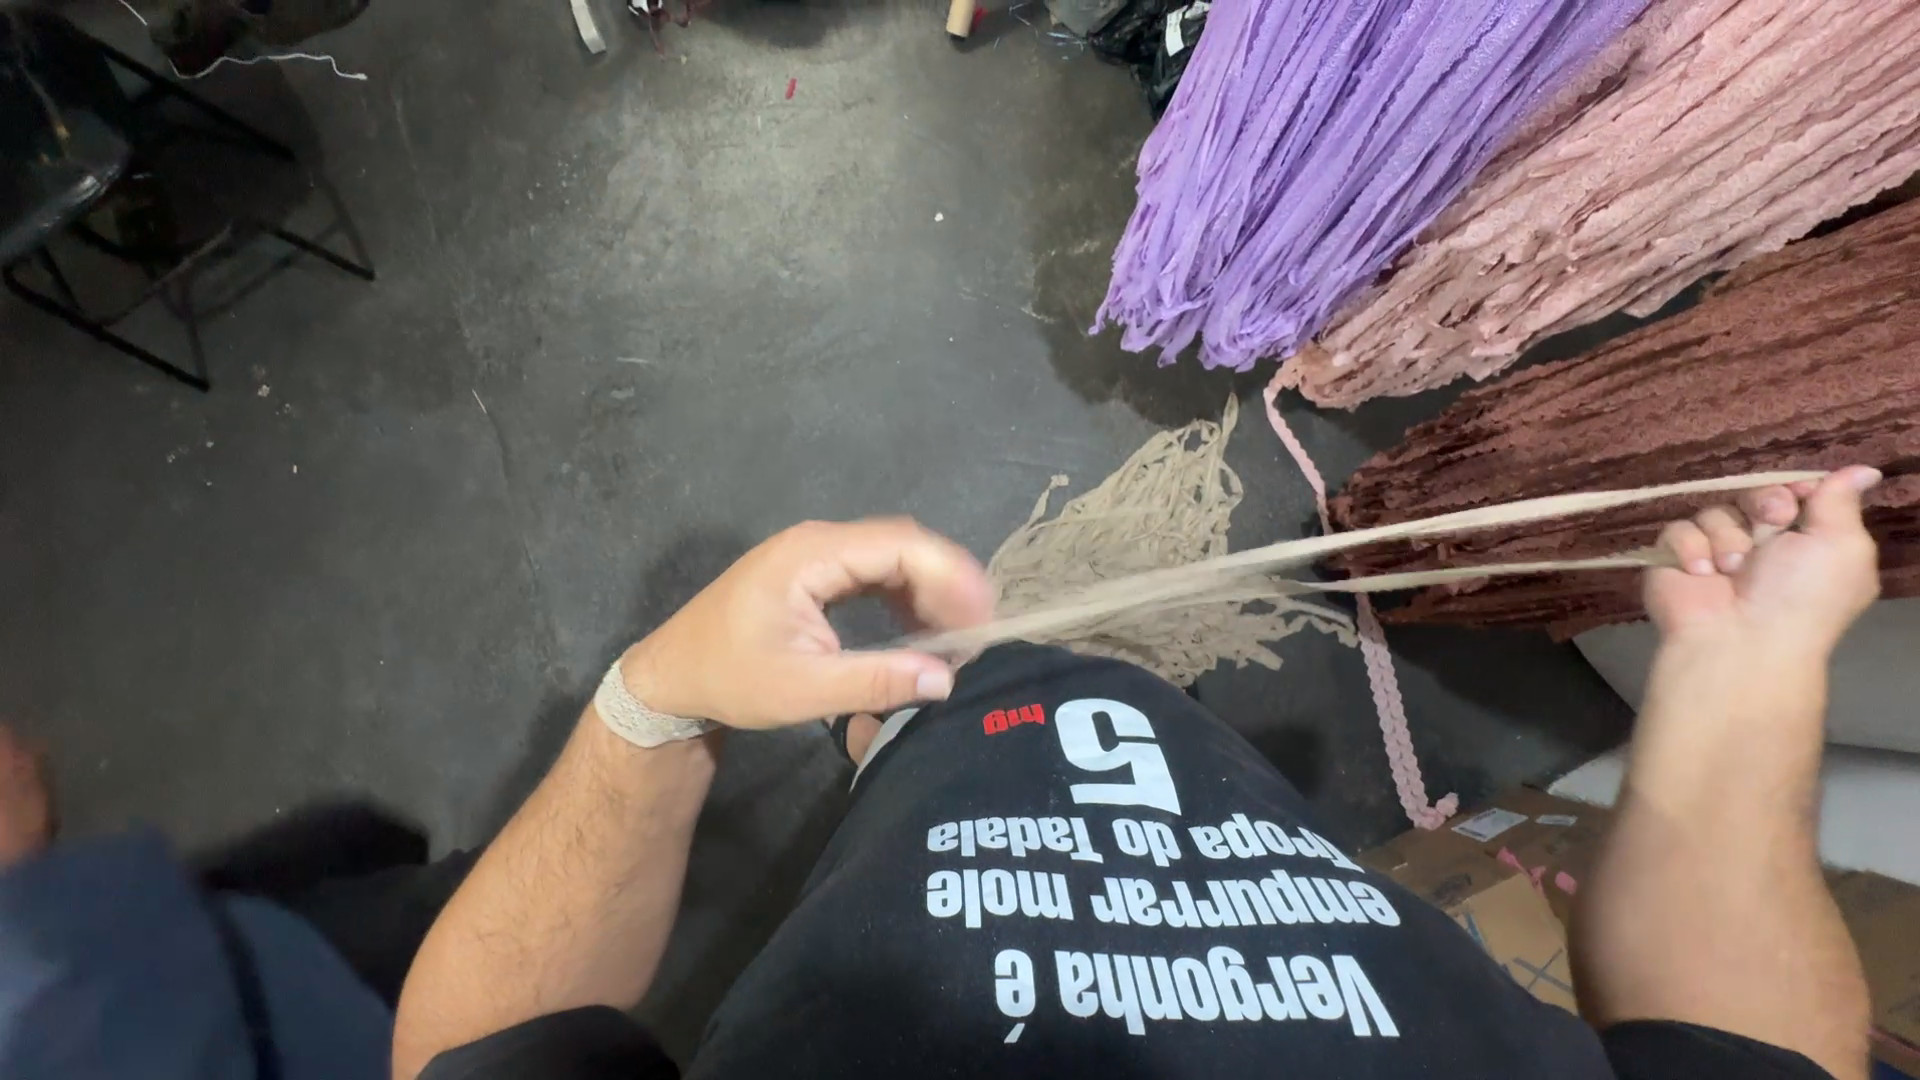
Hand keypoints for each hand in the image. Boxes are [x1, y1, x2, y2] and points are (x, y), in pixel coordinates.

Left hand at [618, 519, 994, 729]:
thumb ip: (876, 681)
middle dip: (946, 585)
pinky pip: (874, 573)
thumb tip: (945, 679)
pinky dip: (904, 597)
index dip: (950, 575)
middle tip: (978, 632)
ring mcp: (817, 554)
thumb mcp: (803, 689)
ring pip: (892, 558)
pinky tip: (920, 629)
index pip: (900, 546)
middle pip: (901, 546)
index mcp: (812, 555)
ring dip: (928, 592)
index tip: (984, 614)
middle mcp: (819, 541)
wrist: (672, 675)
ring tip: (957, 634)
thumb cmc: (730, 678)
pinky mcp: (817, 573)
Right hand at [1644, 466, 1881, 654]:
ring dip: (1725, 538)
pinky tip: (1701, 572)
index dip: (1793, 489)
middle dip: (1761, 505)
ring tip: (1730, 569)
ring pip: (1712, 512)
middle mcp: (1759, 541)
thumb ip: (1841, 504)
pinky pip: (1676, 530)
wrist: (1738, 634)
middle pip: (1752, 494)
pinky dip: (1689, 549)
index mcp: (1805, 539)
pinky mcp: (1672, 556)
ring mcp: (1713, 548)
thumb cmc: (1802, 594)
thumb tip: (1865, 469)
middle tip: (1769, 526)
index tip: (1798, 500)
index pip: (1794, 493)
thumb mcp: (1840, 546)